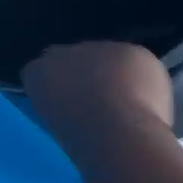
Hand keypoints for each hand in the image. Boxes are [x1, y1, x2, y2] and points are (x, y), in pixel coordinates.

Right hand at [22, 42, 175, 145]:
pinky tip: (148, 97)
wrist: (112, 129)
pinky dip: (144, 76)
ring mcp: (95, 48)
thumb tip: (72, 101)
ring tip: (129, 102)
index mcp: (34, 71)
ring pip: (107, 57)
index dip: (60, 86)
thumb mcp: (54, 119)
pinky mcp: (128, 50)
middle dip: (87, 75)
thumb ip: (58, 101)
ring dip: (115, 73)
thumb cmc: (78, 134)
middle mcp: (59, 52)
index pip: (44, 70)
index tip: (71, 103)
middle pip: (74, 58)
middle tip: (101, 102)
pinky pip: (136, 61)